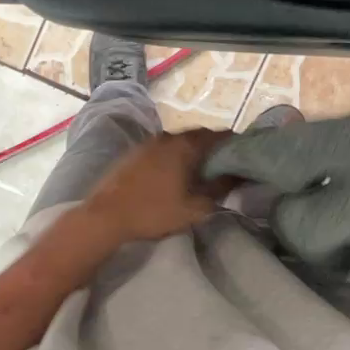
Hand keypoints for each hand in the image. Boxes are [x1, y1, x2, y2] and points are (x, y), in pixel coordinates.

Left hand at [82, 129, 233, 242]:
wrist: (105, 215)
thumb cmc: (153, 211)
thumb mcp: (194, 207)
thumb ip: (219, 189)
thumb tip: (238, 176)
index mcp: (185, 145)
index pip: (219, 134)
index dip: (234, 142)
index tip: (244, 154)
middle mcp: (168, 136)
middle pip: (198, 135)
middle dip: (213, 147)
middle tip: (225, 164)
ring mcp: (148, 142)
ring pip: (179, 141)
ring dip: (192, 151)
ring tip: (201, 170)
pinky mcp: (134, 152)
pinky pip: (163, 148)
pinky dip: (174, 156)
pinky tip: (174, 173)